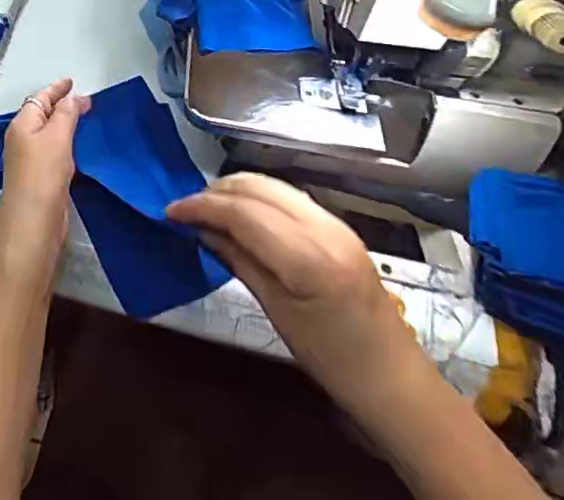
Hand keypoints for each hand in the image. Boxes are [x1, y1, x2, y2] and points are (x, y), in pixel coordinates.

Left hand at [2, 78, 90, 213]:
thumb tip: (73, 97)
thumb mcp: (57, 136)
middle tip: (85, 100)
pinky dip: (68, 142)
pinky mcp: (42, 177)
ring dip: (66, 124)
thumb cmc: (43, 173)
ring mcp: (31, 159)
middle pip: (43, 114)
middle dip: (62, 105)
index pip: (39, 98)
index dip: (56, 89)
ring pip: (49, 133)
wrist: (34, 222)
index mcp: (22, 125)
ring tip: (87, 118)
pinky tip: (81, 145)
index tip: (73, 81)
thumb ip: (66, 113)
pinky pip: (55, 150)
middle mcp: (23, 139)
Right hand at [167, 174, 428, 416]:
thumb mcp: (277, 312)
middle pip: (258, 187)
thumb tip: (202, 229)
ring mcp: (335, 220)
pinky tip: (241, 214)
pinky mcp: (338, 224)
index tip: (170, 211)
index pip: (244, 211)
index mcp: (309, 256)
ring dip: (237, 190)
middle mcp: (324, 225)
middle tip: (185, 208)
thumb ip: (239, 260)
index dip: (202, 205)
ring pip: (273, 185)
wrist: (393, 377)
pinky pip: (288, 197)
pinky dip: (258, 197)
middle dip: (216, 191)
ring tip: (206, 209)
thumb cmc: (333, 360)